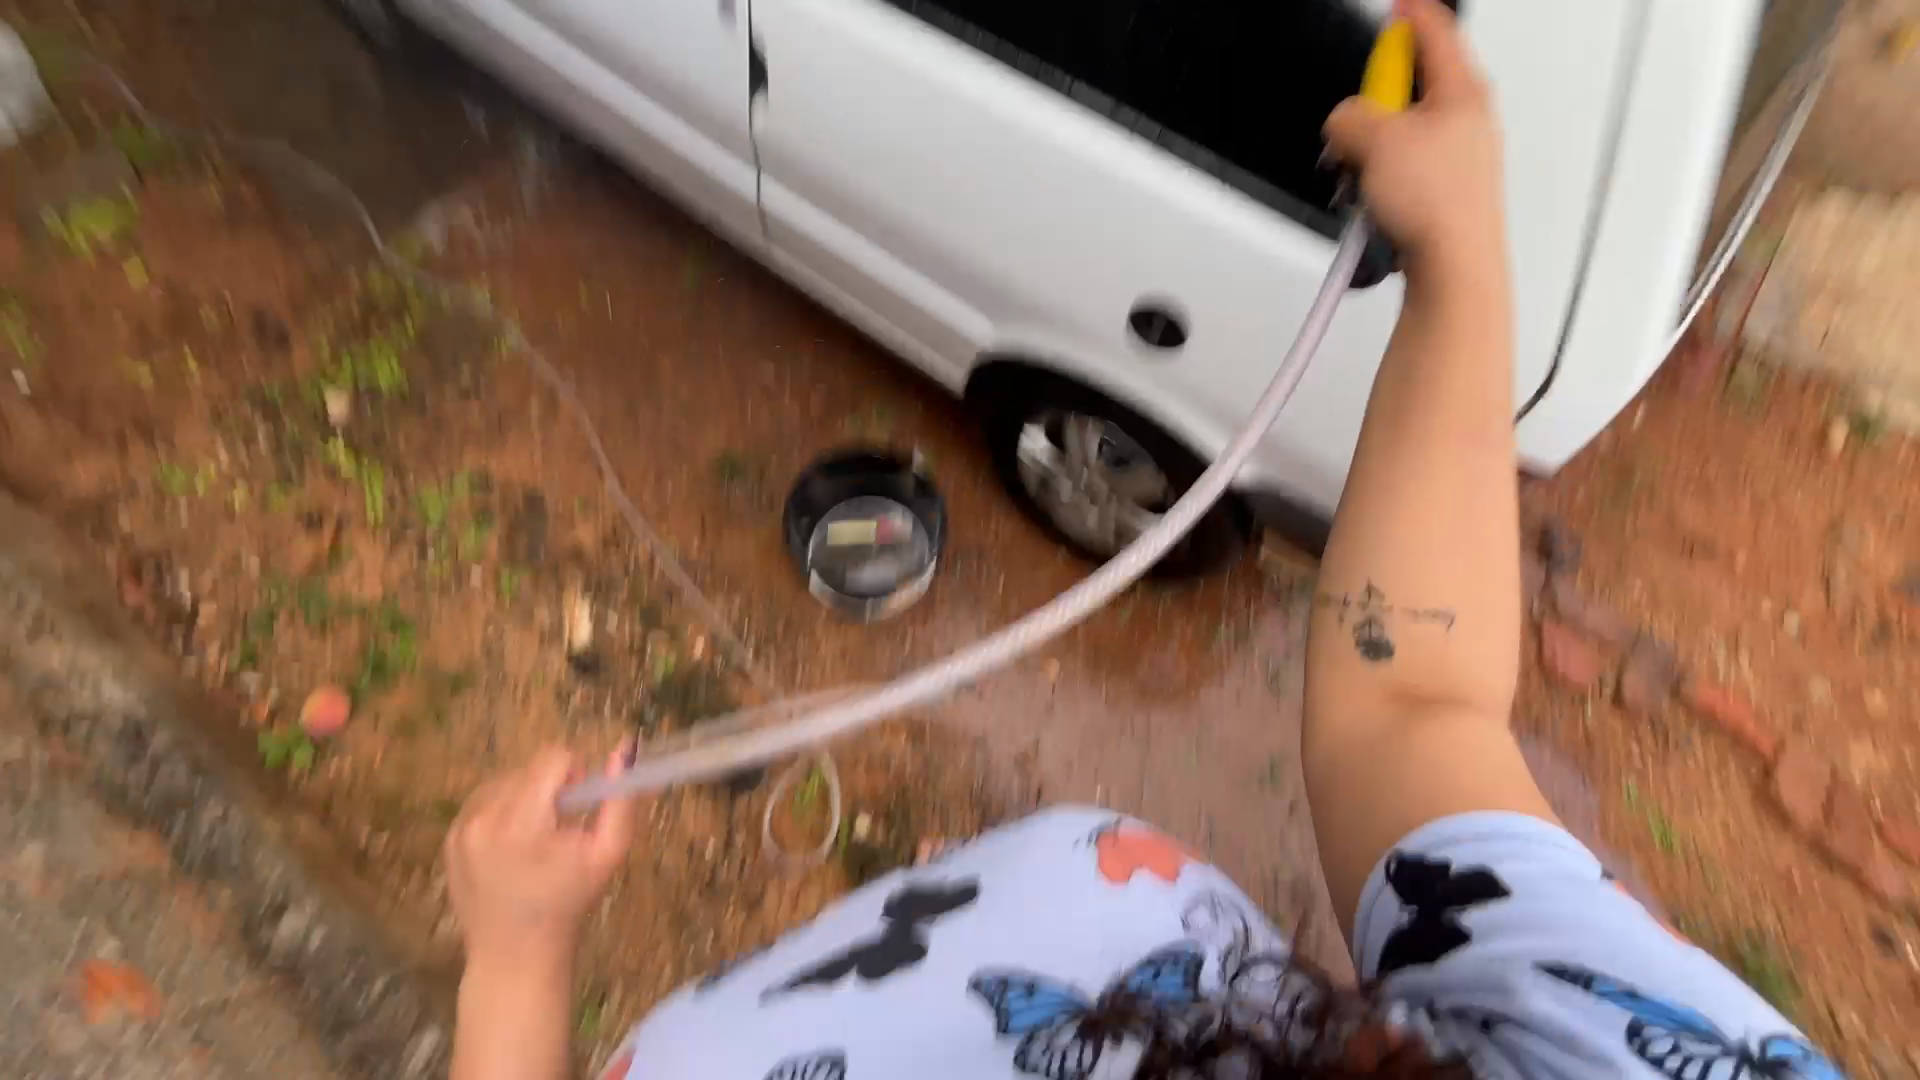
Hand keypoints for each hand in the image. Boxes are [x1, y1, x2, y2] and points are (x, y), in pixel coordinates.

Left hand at [445, 745, 635, 971]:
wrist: (515, 953)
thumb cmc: (569, 901)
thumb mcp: (609, 851)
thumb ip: (619, 798)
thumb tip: (623, 748)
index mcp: (522, 823)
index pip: (552, 758)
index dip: (575, 774)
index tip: (578, 805)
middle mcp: (483, 819)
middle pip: (530, 767)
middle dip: (552, 786)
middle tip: (562, 824)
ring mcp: (460, 830)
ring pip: (507, 779)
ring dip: (528, 795)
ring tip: (538, 835)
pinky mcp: (449, 839)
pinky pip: (486, 799)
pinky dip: (506, 809)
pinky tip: (515, 843)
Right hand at [1323, 0, 1504, 277]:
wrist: (1453, 263)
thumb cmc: (1437, 204)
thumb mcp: (1376, 143)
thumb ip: (1349, 117)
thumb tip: (1343, 120)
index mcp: (1460, 91)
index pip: (1433, 33)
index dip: (1406, 16)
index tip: (1393, 8)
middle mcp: (1462, 119)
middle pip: (1403, 94)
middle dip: (1366, 113)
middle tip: (1349, 135)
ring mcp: (1452, 157)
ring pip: (1394, 139)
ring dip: (1364, 156)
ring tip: (1358, 181)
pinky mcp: (1438, 191)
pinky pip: (1396, 172)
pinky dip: (1375, 182)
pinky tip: (1369, 203)